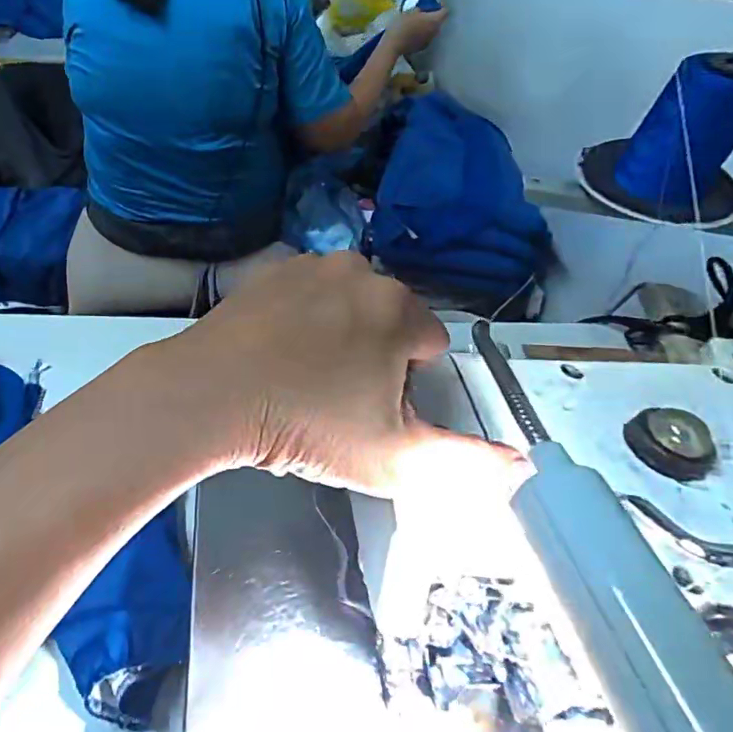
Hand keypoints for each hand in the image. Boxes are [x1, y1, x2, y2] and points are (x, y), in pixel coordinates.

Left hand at [146, 253, 527, 498]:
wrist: (212, 392)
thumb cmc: (309, 422)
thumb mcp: (394, 459)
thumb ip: (464, 463)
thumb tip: (520, 465)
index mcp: (398, 306)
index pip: (429, 343)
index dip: (409, 385)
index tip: (375, 410)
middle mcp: (357, 270)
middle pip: (385, 320)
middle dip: (375, 356)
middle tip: (337, 399)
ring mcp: (306, 266)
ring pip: (343, 306)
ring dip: (336, 335)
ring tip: (301, 377)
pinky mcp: (265, 273)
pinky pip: (300, 298)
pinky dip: (297, 320)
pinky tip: (273, 354)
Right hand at [391, 3, 448, 55]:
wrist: (394, 45)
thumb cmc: (402, 26)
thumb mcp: (409, 12)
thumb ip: (419, 10)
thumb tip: (422, 10)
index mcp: (434, 20)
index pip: (445, 11)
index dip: (440, 6)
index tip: (433, 4)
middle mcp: (436, 30)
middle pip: (439, 21)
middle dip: (433, 17)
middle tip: (424, 14)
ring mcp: (430, 40)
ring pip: (432, 30)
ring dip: (428, 26)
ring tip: (418, 24)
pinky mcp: (423, 47)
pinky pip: (426, 37)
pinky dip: (422, 34)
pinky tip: (414, 33)